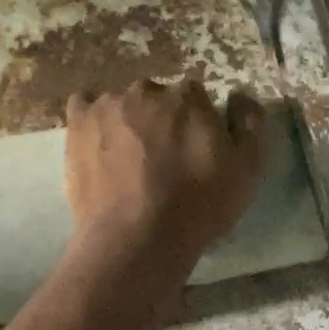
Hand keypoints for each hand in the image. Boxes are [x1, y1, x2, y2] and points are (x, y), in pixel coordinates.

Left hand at [63, 79, 265, 270]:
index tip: (197, 150)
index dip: (199, 124)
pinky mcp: (78, 124)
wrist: (138, 238)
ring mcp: (108, 105)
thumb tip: (239, 95)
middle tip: (166, 159)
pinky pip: (86, 106)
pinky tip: (101, 143)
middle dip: (164, 120)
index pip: (197, 97)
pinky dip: (95, 119)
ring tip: (131, 160)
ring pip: (125, 103)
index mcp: (189, 98)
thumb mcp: (248, 170)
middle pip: (160, 98)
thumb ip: (250, 124)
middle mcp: (148, 91)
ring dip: (131, 121)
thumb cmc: (200, 205)